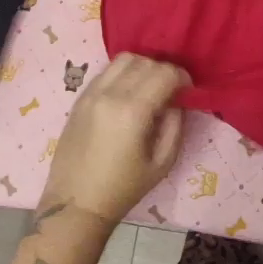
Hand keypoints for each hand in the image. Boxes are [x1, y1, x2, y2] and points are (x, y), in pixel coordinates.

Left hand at [38, 53, 190, 224]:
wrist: (75, 204)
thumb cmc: (122, 189)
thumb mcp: (161, 163)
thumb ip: (175, 125)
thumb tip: (177, 100)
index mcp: (132, 111)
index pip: (165, 73)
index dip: (182, 77)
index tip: (187, 91)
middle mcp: (110, 94)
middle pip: (146, 62)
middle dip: (164, 71)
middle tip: (170, 91)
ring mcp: (91, 93)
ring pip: (124, 59)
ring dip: (143, 67)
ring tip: (148, 87)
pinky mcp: (80, 98)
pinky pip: (106, 70)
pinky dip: (123, 73)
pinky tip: (127, 92)